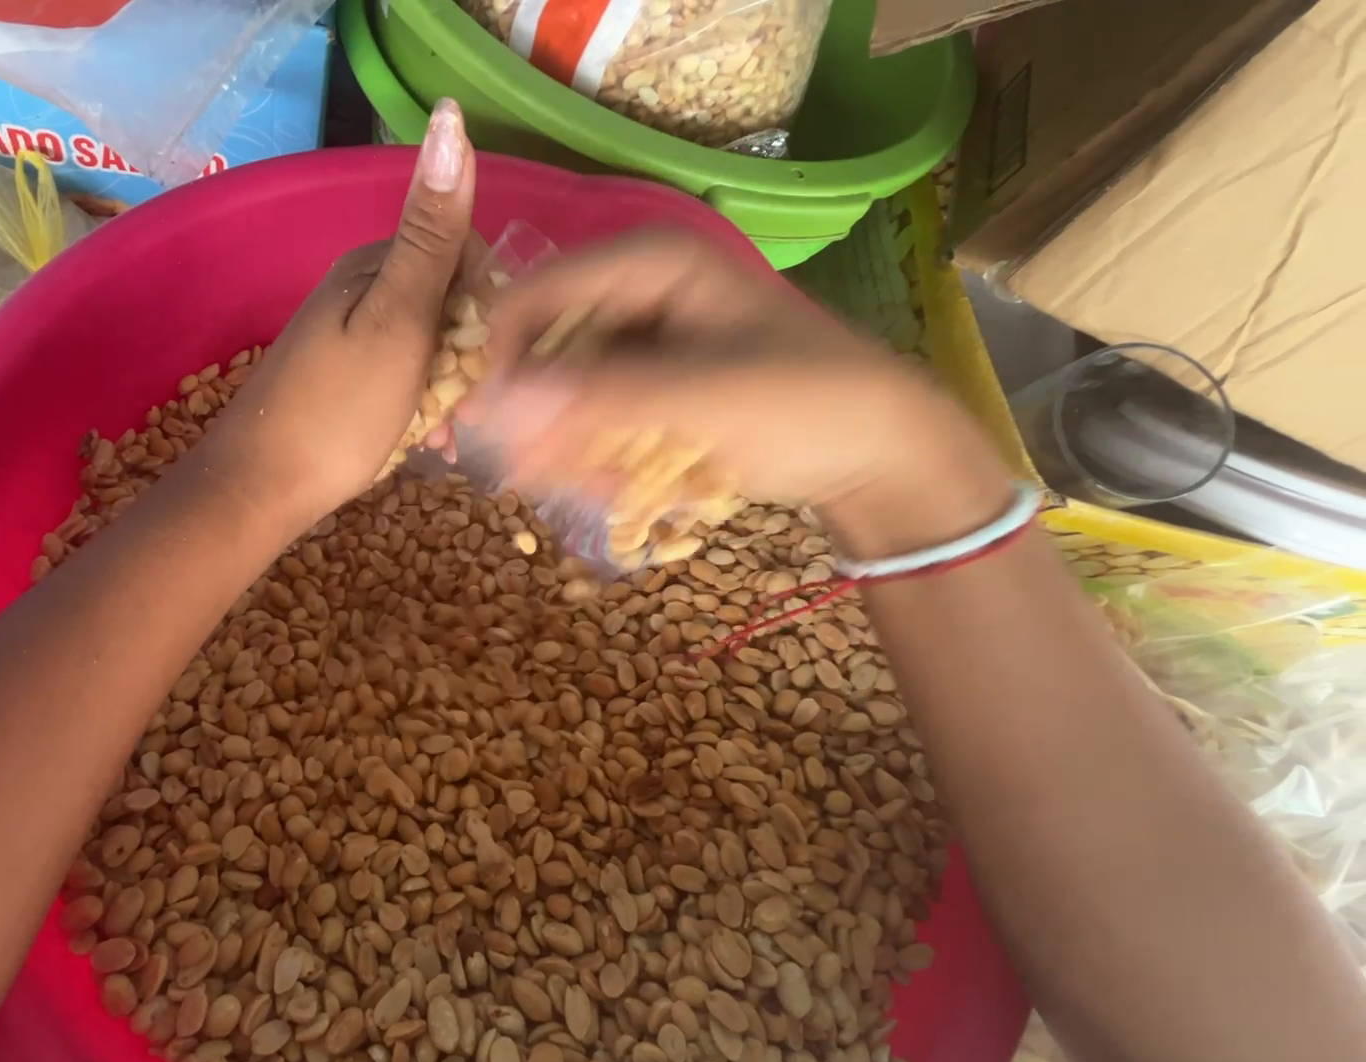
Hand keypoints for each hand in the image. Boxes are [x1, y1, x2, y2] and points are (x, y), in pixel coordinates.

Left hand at [197, 99, 479, 533]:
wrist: (263, 487)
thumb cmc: (339, 409)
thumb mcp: (397, 320)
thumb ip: (431, 236)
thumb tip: (452, 122)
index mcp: (373, 268)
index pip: (460, 250)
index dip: (491, 298)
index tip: (497, 354)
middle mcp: (359, 291)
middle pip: (446, 301)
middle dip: (473, 351)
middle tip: (476, 408)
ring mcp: (349, 336)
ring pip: (428, 344)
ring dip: (452, 386)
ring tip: (455, 434)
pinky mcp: (344, 378)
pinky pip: (403, 378)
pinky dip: (425, 406)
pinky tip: (432, 443)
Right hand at [461, 230, 1015, 558]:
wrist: (879, 450)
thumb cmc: (806, 404)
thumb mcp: (702, 399)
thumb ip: (597, 400)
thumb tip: (490, 405)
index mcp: (648, 263)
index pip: (531, 297)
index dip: (500, 360)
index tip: (490, 431)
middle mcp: (634, 294)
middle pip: (540, 347)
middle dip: (532, 418)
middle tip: (530, 479)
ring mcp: (639, 342)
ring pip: (561, 391)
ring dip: (563, 447)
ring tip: (595, 491)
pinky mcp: (647, 386)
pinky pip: (590, 419)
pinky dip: (592, 457)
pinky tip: (617, 489)